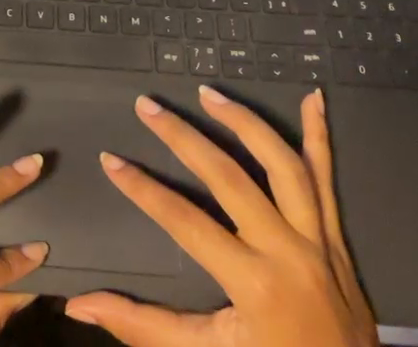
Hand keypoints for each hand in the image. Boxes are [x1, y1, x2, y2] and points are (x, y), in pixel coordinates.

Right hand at [65, 87, 375, 346]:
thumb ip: (143, 326)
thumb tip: (80, 305)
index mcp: (254, 282)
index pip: (185, 221)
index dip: (143, 189)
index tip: (110, 159)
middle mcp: (288, 250)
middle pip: (230, 178)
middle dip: (183, 137)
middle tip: (147, 105)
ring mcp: (318, 240)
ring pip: (283, 165)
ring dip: (244, 123)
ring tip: (208, 93)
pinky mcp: (337, 239)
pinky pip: (329, 180)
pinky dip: (321, 137)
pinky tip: (312, 99)